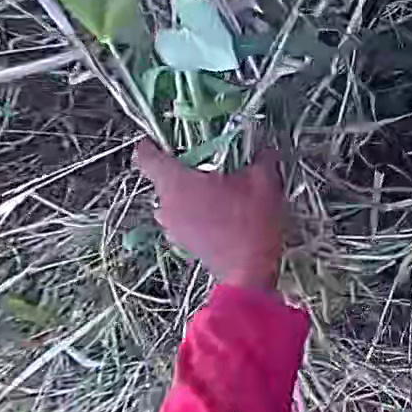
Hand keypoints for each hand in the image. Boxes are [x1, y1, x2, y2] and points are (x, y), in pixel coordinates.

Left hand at [134, 141, 285, 290]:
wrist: (249, 271)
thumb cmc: (250, 223)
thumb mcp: (264, 182)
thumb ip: (262, 159)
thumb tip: (266, 149)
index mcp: (176, 182)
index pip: (146, 156)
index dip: (152, 144)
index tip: (163, 140)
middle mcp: (166, 204)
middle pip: (164, 178)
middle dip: (185, 169)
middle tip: (213, 165)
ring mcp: (172, 227)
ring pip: (174, 201)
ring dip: (192, 194)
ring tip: (220, 192)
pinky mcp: (184, 243)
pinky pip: (184, 219)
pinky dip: (197, 213)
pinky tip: (223, 215)